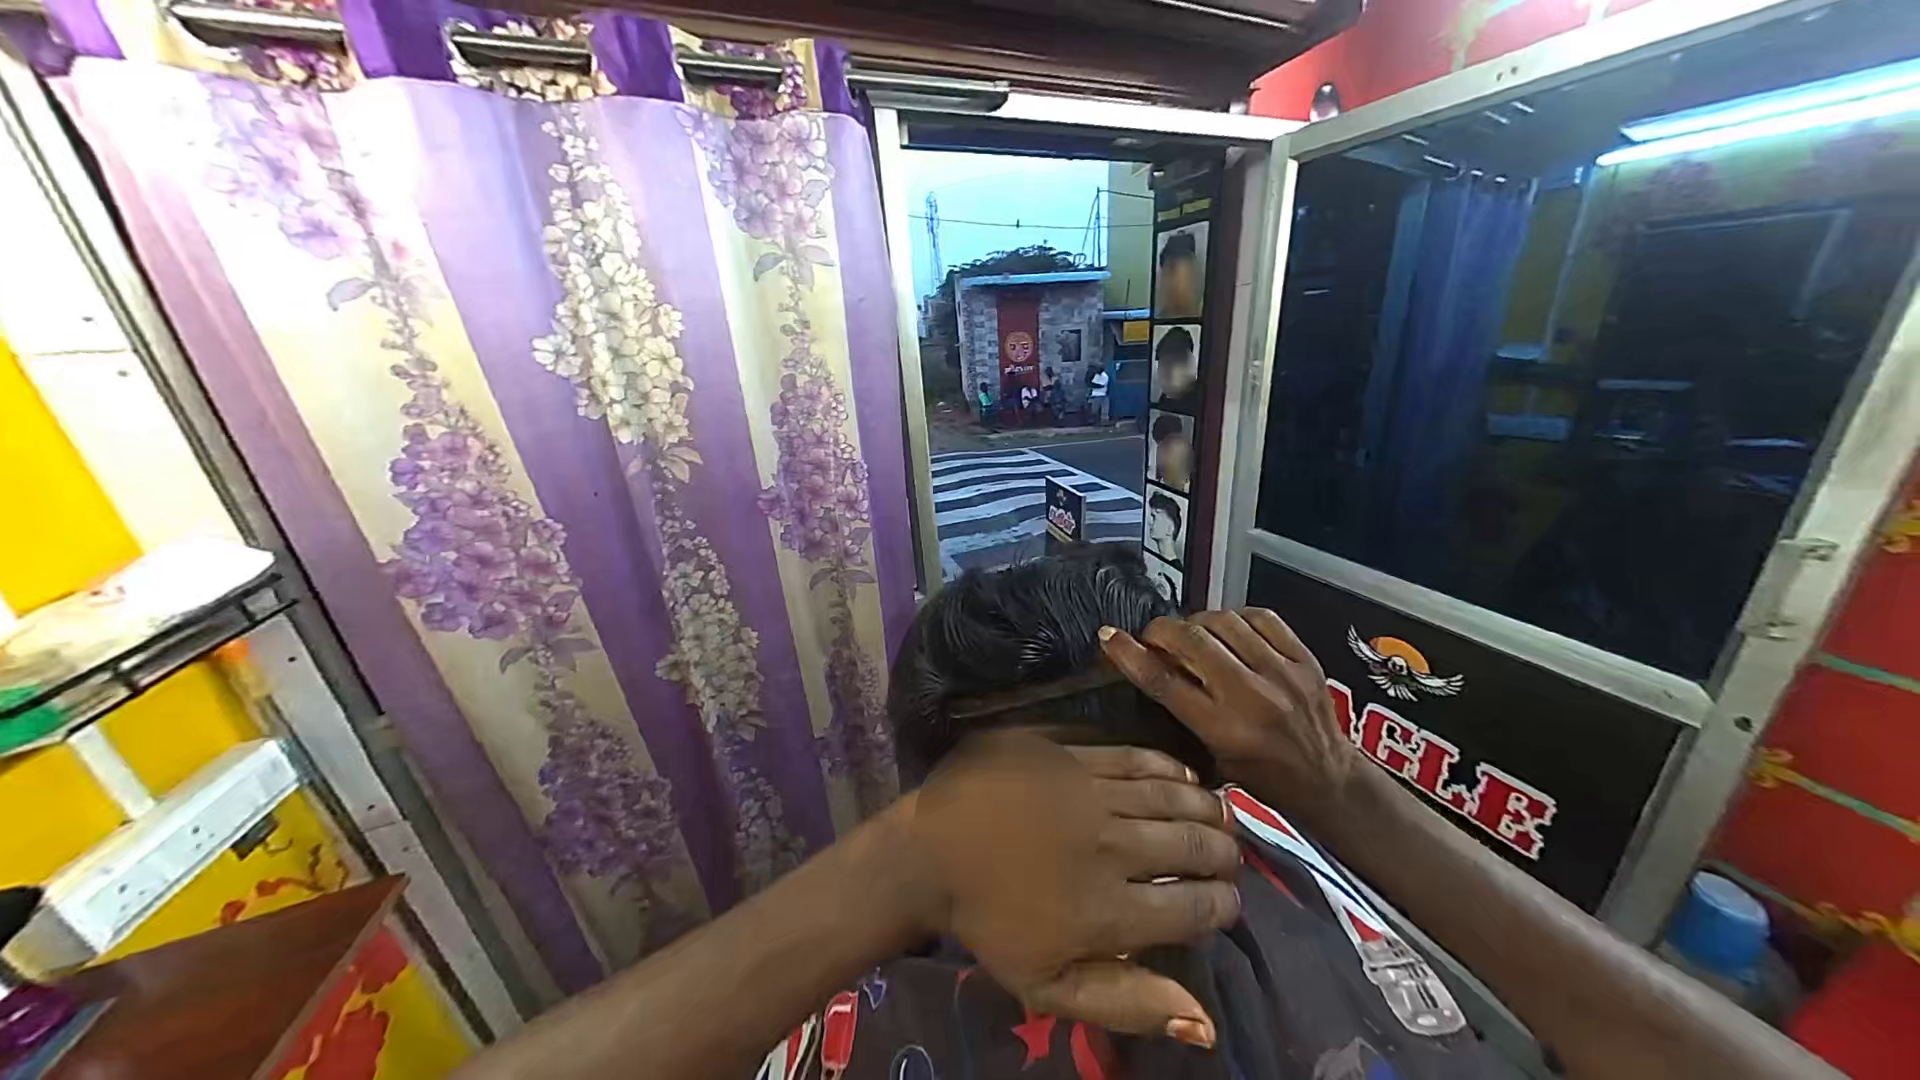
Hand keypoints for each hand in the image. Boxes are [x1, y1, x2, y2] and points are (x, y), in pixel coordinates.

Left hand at [905, 733, 1240, 1047]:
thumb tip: (1206, 1021)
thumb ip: (1128, 1003)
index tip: (1228, 901)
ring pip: (1170, 797)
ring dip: (1206, 808)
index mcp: (1112, 912)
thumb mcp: (1049, 988)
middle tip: (1230, 855)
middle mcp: (1112, 847)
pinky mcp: (1068, 756)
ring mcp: (1090, 794)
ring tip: (1222, 815)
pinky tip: (1186, 775)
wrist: (931, 851)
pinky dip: (1167, 767)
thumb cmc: (989, 922)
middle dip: (1224, 853)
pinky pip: (1132, 757)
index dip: (1222, 904)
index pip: (1195, 906)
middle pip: (1191, 845)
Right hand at [1097, 609, 1359, 819]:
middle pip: (1191, 641)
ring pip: (1223, 622)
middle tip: (1154, 635)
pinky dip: (1235, 617)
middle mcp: (1251, 698)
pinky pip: (1261, 617)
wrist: (1329, 781)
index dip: (1130, 654)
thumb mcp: (1211, 757)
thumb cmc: (1263, 777)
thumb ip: (1181, 713)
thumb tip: (1150, 666)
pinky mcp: (1304, 660)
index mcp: (1223, 730)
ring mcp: (1281, 674)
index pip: (1164, 681)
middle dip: (1162, 630)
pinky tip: (1228, 628)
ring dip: (1197, 621)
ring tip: (1192, 632)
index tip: (1109, 636)